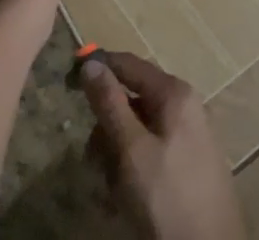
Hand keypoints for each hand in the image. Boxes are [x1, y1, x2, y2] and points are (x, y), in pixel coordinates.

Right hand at [81, 52, 245, 239]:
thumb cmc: (167, 196)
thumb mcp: (131, 148)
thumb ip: (109, 102)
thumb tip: (90, 62)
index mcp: (175, 94)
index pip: (126, 63)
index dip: (96, 70)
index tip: (68, 85)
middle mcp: (185, 108)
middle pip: (130, 100)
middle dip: (106, 127)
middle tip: (93, 156)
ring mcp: (190, 138)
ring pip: (137, 130)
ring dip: (115, 153)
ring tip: (110, 186)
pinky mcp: (189, 165)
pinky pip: (150, 153)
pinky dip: (132, 168)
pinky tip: (126, 196)